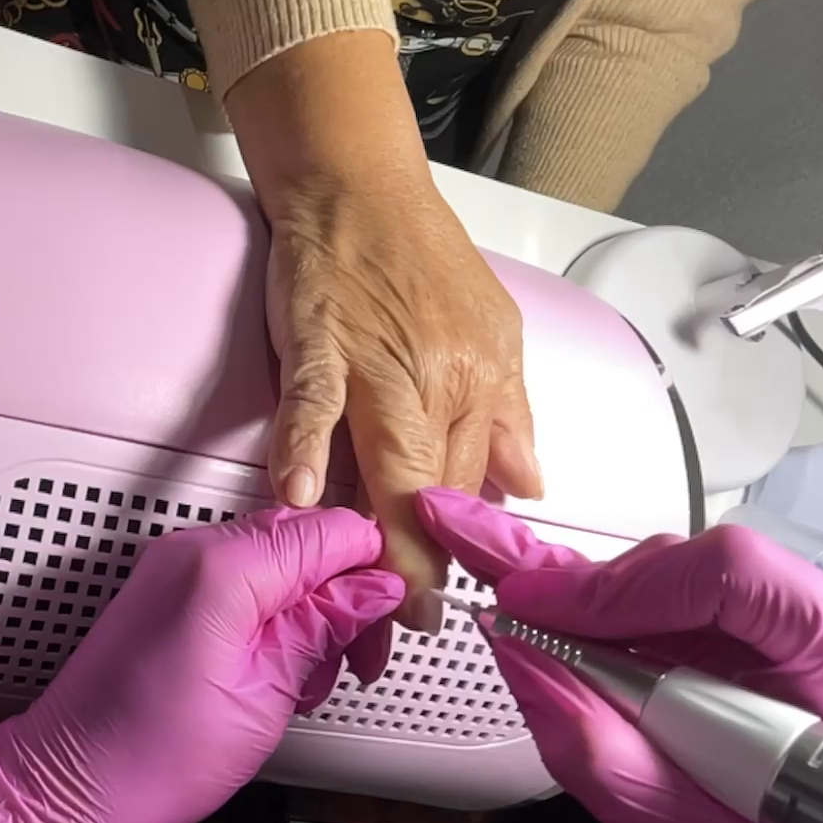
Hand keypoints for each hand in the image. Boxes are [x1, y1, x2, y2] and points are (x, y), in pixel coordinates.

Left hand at [0, 507, 402, 822]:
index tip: (391, 612)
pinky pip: (237, 574)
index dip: (372, 568)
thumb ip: (324, 628)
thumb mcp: (266, 695)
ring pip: (273, 557)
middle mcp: (191, 550)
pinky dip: (269, 608)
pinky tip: (275, 660)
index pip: (328, 531)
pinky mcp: (163, 584)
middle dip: (343, 593)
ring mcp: (172, 564)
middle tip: (357, 655)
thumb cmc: (152, 754)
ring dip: (307, 606)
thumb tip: (375, 589)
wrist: (75, 776)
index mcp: (221, 569)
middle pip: (301, 539)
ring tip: (311, 673)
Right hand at [226, 32, 541, 607]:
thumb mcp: (491, 332)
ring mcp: (377, 363)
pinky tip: (297, 499)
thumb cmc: (414, 260)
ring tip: (364, 605)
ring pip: (384, 463)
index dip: (455, 556)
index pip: (469, 490)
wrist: (357, 188)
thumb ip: (507, 414)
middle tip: (401, 635)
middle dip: (418, 572)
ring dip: (375, 539)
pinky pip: (313, 402)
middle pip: (432, 493)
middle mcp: (440, 384)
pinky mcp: (320, 341)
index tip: (439, 610)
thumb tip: (524, 487)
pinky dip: (304, 448)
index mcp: (479, 386)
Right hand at [416, 487, 822, 822]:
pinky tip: (560, 614)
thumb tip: (515, 648)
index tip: (531, 608)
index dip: (620, 588)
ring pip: (691, 580)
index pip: (743, 584)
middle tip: (510, 601)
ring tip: (530, 613)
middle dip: (594, 592)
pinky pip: (689, 605)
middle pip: (709, 573)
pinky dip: (613, 615)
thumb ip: (598, 751)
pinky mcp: (795, 650)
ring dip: (598, 604)